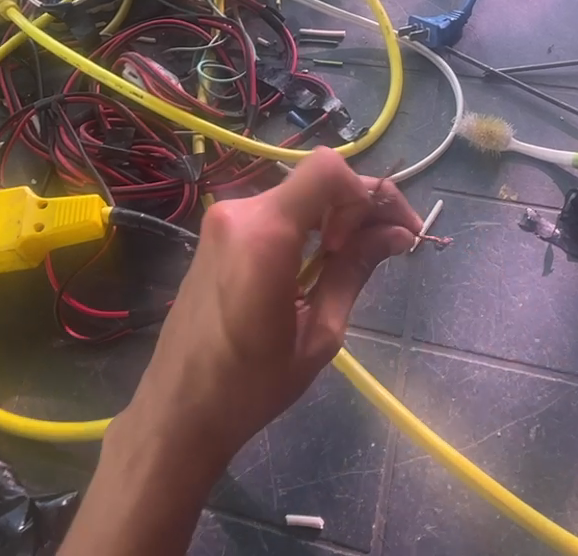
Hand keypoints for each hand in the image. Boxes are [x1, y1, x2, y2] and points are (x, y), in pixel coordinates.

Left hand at [60, 149, 420, 555]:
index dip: (364, 195)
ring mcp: (223, 217)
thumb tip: (398, 234)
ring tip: (352, 261)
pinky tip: (318, 262)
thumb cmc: (250, 386)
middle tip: (388, 246)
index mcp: (264, 234)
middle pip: (315, 180)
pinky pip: (275, 211)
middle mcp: (240, 211)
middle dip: (357, 206)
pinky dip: (306, 225)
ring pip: (298, 194)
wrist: (178, 408)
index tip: (373, 240)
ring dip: (333, 216)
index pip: (327, 170)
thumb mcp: (319, 334)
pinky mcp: (217, 231)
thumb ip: (355, 270)